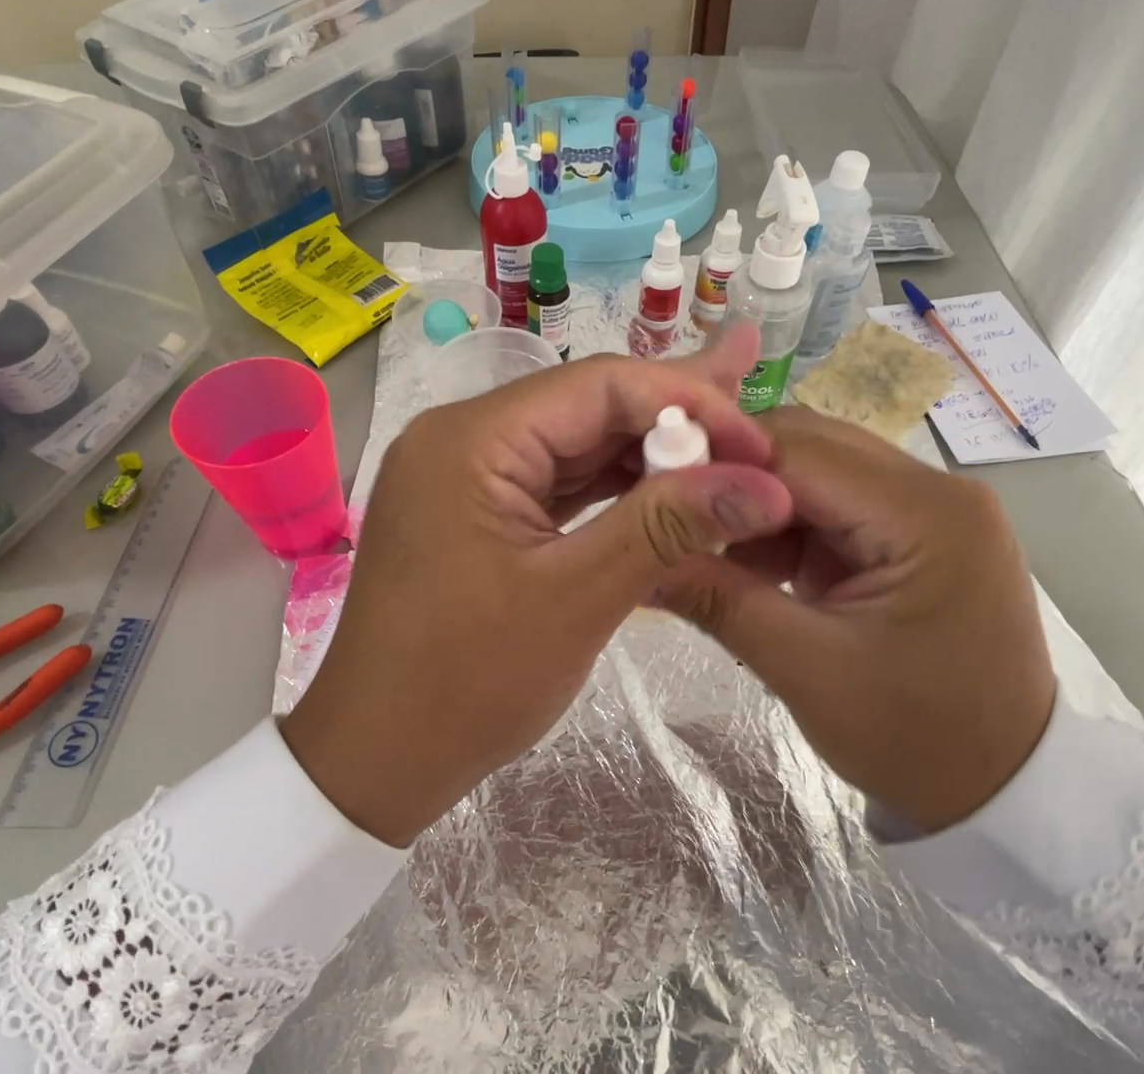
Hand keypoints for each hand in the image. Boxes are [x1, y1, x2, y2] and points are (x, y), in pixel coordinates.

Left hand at [281, 326, 793, 846]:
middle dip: (676, 414)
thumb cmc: (466, 684)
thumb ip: (669, 527)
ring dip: (649, 452)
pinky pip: (554, 487)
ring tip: (731, 438)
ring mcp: (464, 478)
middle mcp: (462, 439)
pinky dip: (612, 492)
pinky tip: (668, 486)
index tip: (760, 443)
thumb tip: (767, 483)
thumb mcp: (577, 599)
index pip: (600, 385)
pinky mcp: (473, 516)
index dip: (689, 403)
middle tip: (758, 397)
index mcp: (472, 439)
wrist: (376, 758)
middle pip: (587, 407)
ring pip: (574, 447)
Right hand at [662, 406, 1054, 831]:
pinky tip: (754, 570)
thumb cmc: (915, 737)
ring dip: (759, 506)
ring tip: (710, 557)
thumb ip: (720, 602)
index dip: (719, 464)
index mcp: (928, 513)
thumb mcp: (806, 670)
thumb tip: (639, 560)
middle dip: (737, 480)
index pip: (800, 453)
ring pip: (820, 474)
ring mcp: (935, 509)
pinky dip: (788, 530)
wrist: (1002, 786)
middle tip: (674, 520)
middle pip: (813, 448)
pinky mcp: (922, 534)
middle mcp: (940, 489)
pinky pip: (839, 508)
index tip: (651, 490)